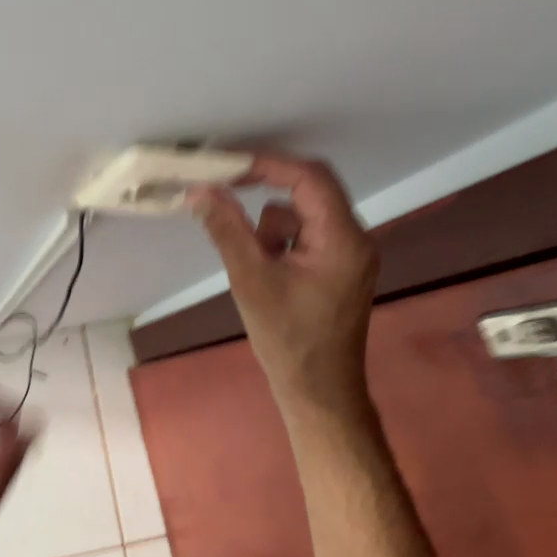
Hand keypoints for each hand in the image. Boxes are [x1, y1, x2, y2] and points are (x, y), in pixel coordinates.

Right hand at [189, 154, 379, 414]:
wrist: (319, 392)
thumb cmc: (287, 340)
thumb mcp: (250, 280)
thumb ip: (227, 228)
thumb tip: (201, 190)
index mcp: (342, 238)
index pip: (309, 177)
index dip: (268, 164)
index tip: (227, 168)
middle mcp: (355, 238)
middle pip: (309, 190)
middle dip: (266, 192)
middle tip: (226, 193)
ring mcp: (350, 253)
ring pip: (302, 213)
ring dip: (272, 227)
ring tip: (256, 266)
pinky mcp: (340, 267)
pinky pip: (307, 234)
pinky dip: (281, 243)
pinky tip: (268, 275)